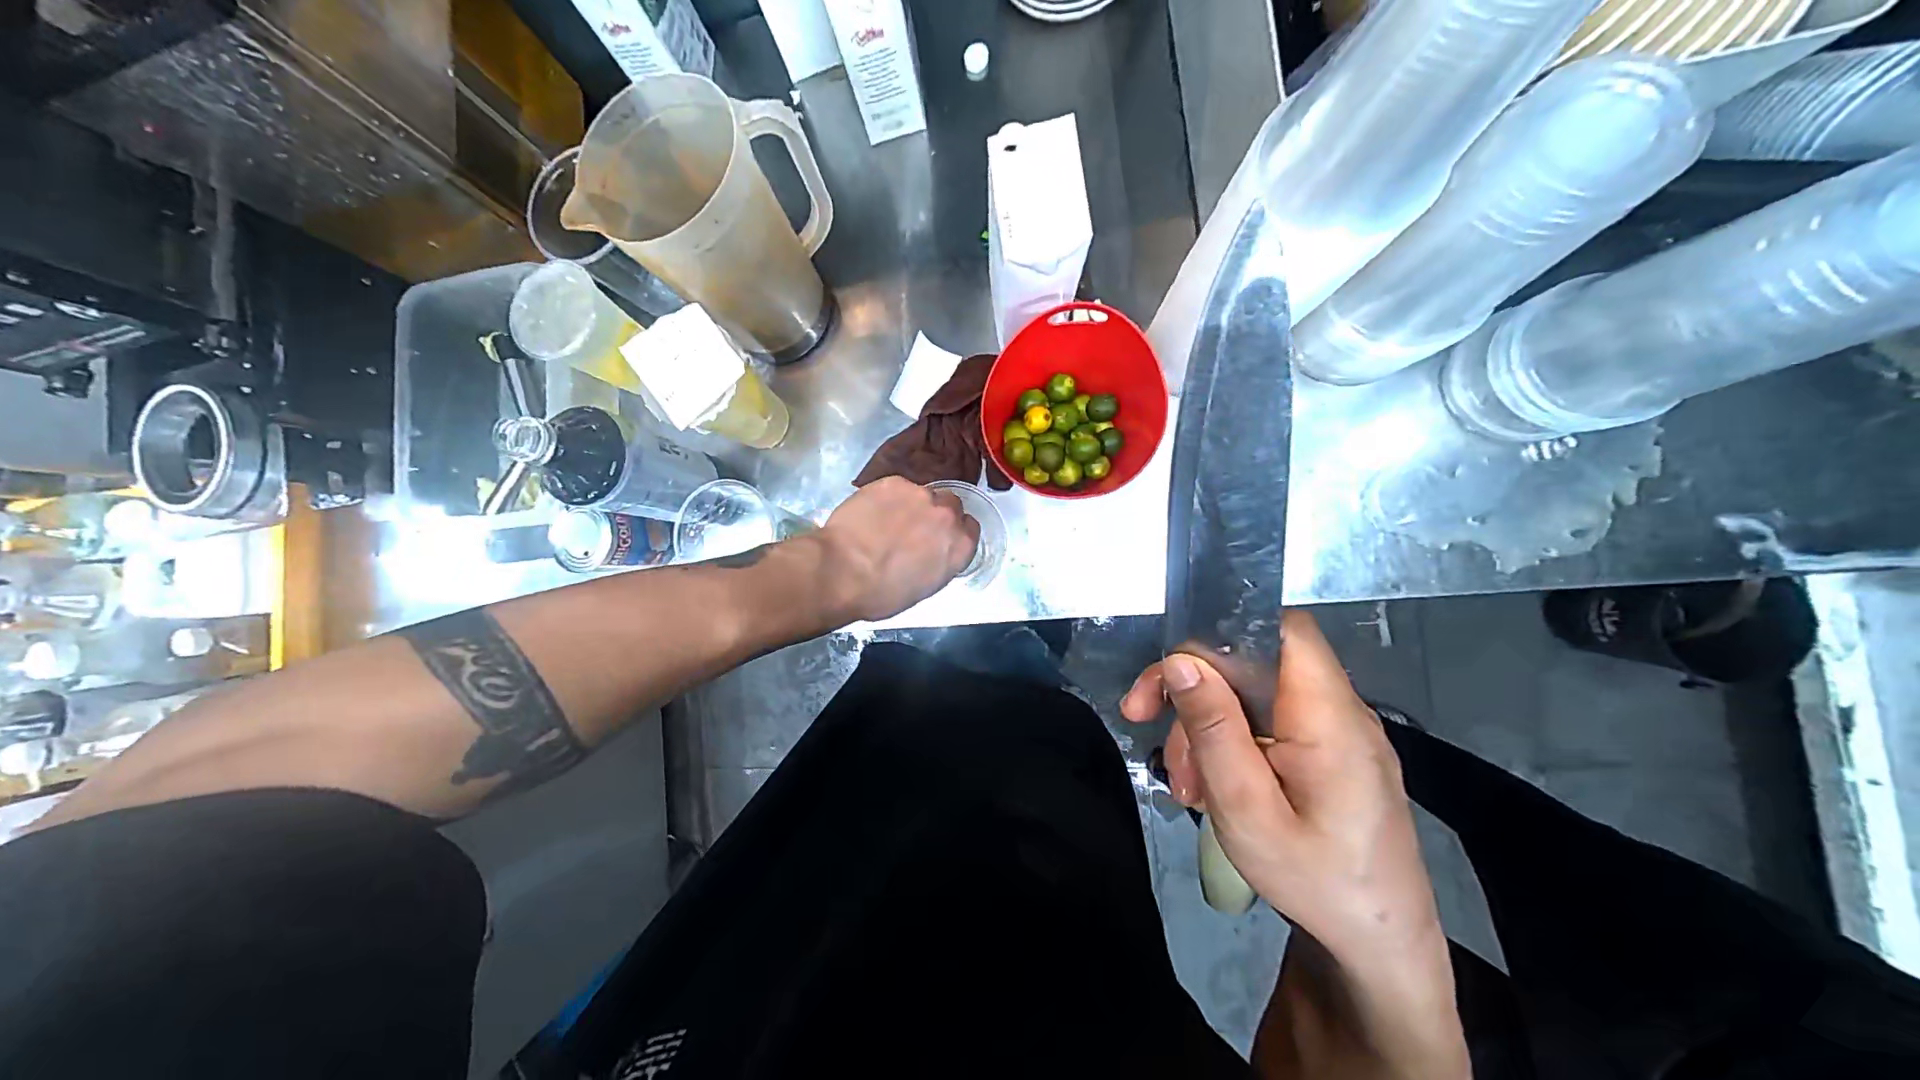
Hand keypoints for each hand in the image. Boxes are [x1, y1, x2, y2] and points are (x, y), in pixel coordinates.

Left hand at [812, 477, 978, 621]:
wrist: (843, 571)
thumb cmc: (882, 593)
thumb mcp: (925, 587)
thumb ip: (939, 561)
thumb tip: (930, 552)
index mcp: (960, 545)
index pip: (969, 528)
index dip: (953, 533)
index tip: (938, 540)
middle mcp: (947, 515)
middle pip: (950, 505)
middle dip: (936, 515)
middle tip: (912, 529)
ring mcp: (920, 494)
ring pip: (922, 494)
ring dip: (911, 505)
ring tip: (887, 520)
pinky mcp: (892, 482)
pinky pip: (897, 487)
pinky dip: (887, 498)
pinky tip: (871, 512)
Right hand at [1119, 611, 1442, 963]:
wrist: (1382, 947)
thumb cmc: (1317, 881)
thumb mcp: (1247, 811)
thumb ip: (1214, 731)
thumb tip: (1180, 661)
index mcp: (1330, 718)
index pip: (1283, 629)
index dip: (1224, 633)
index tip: (1174, 673)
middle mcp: (1341, 712)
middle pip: (1256, 664)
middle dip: (1198, 692)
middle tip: (1151, 729)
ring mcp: (1340, 732)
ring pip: (1256, 695)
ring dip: (1209, 726)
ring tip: (1189, 785)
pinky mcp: (1332, 753)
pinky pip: (1272, 724)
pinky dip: (1234, 743)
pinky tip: (1213, 784)